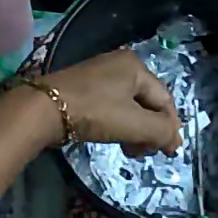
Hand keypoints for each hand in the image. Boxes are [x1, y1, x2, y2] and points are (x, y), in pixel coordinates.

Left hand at [35, 50, 181, 155]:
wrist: (42, 110)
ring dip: (135, 131)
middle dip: (150, 130)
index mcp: (136, 66)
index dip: (170, 127)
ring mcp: (100, 74)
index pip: (164, 100)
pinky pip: (111, 107)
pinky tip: (114, 139)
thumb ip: (162, 131)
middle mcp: (120, 64)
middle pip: (147, 103)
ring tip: (129, 151)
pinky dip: (118, 125)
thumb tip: (175, 141)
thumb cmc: (95, 112)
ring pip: (129, 107)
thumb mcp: (135, 124)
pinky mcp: (83, 88)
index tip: (170, 153)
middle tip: (145, 153)